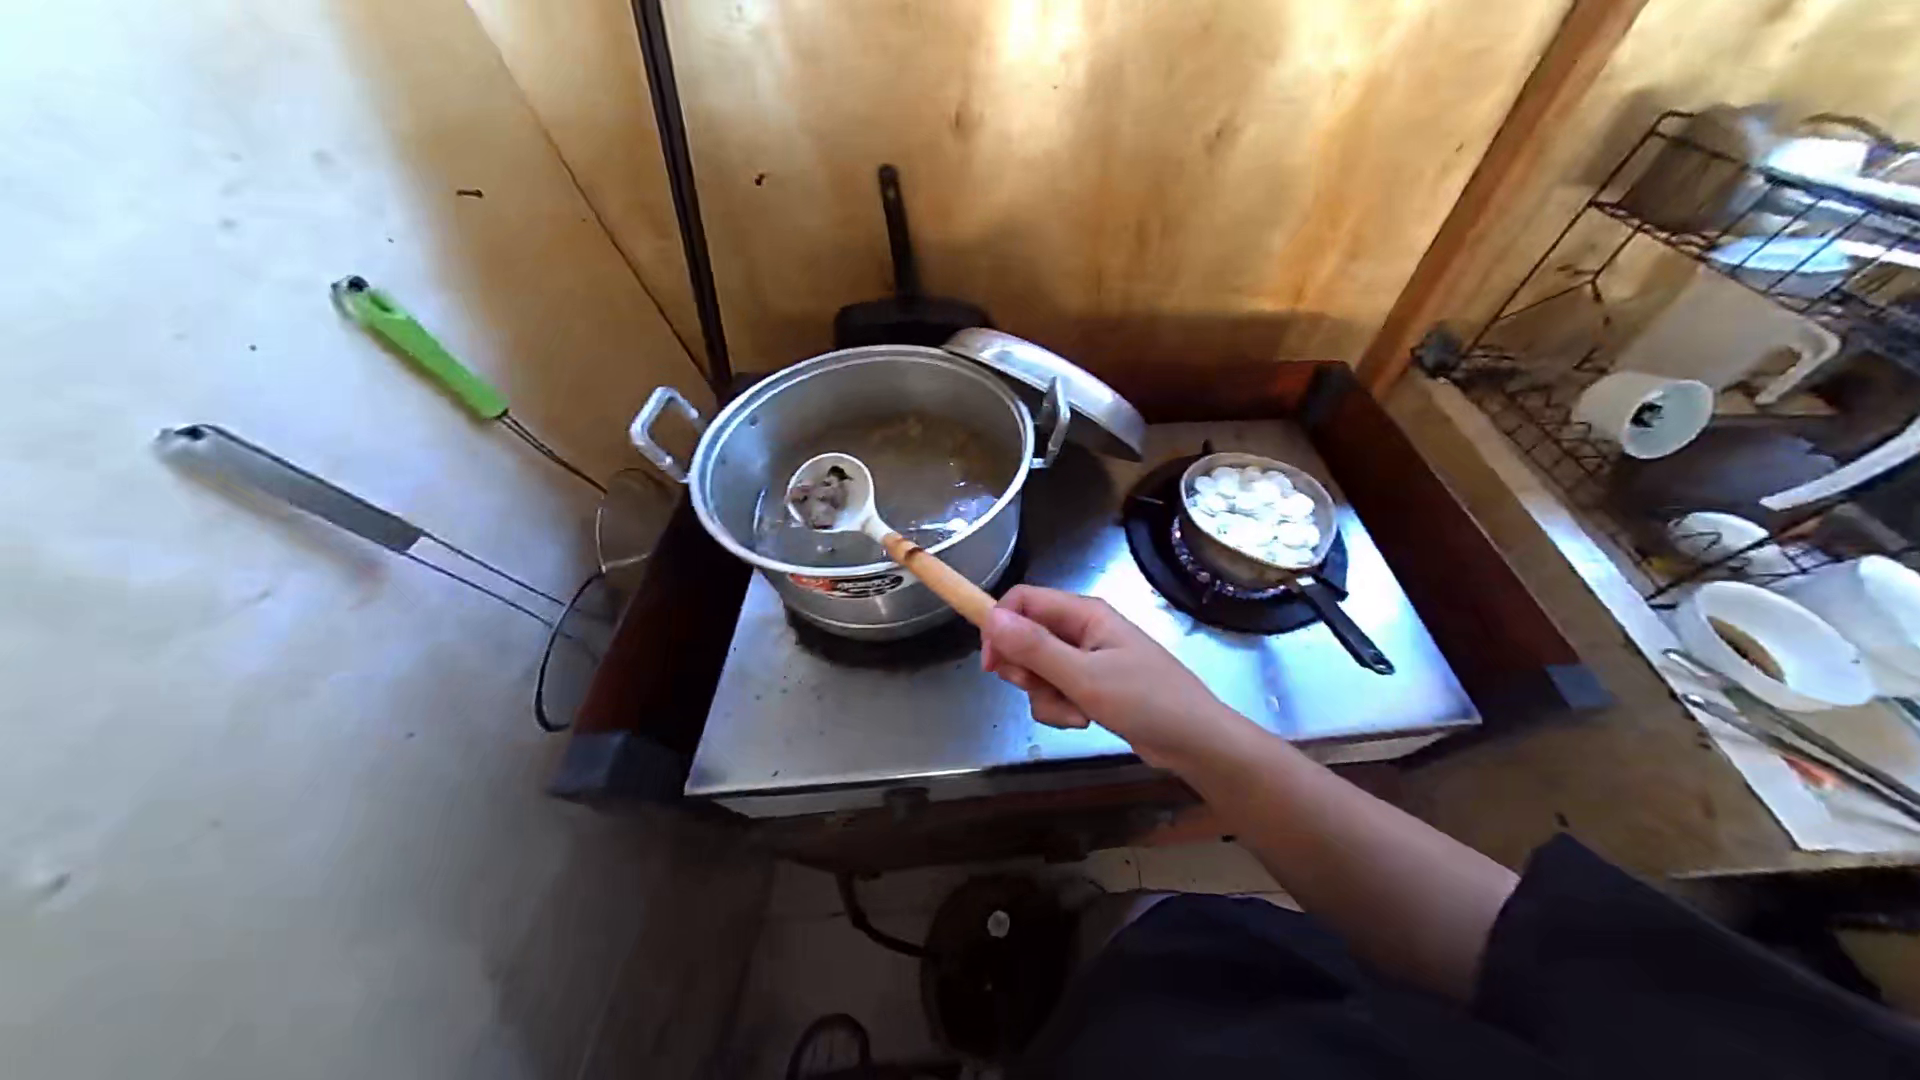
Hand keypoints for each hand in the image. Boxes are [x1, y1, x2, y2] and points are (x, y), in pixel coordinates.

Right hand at [980, 585, 1246, 767]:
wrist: (1195, 742)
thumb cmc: (1146, 701)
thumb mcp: (1084, 676)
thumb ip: (1035, 648)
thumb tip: (991, 617)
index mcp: (1084, 613)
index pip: (1023, 601)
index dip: (1000, 626)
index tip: (991, 663)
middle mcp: (1082, 630)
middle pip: (1025, 636)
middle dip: (1024, 668)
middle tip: (1035, 687)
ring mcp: (1086, 658)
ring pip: (1037, 669)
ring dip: (1045, 695)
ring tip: (1074, 712)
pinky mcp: (1090, 685)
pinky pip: (1054, 690)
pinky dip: (1060, 708)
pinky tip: (1084, 720)